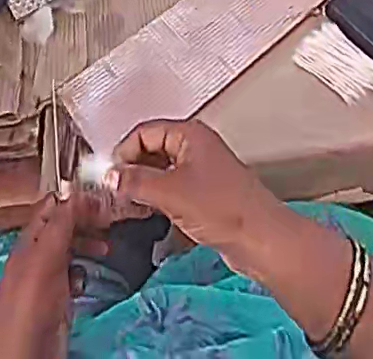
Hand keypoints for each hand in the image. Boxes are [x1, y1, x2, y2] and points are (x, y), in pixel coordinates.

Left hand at [0, 187, 111, 357]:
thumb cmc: (29, 308)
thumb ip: (60, 225)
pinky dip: (82, 271)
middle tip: (108, 221)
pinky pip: (71, 277)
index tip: (101, 198)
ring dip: (87, 244)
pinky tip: (86, 278)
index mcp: (29, 241)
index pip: (52, 206)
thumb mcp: (45, 257)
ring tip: (104, 248)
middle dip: (85, 220)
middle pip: (62, 227)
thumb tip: (76, 194)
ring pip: (68, 250)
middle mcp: (36, 257)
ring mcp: (46, 281)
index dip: (75, 199)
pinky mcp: (55, 303)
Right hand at [109, 120, 289, 257]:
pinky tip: (151, 210)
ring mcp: (201, 168)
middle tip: (117, 189)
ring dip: (144, 184)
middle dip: (133, 168)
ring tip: (131, 202)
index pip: (144, 132)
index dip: (124, 152)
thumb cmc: (224, 208)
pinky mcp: (205, 191)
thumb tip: (111, 176)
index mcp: (188, 133)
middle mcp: (195, 145)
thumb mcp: (171, 192)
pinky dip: (158, 195)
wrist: (262, 239)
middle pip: (152, 148)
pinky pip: (172, 185)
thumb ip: (136, 182)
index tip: (110, 174)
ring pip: (161, 169)